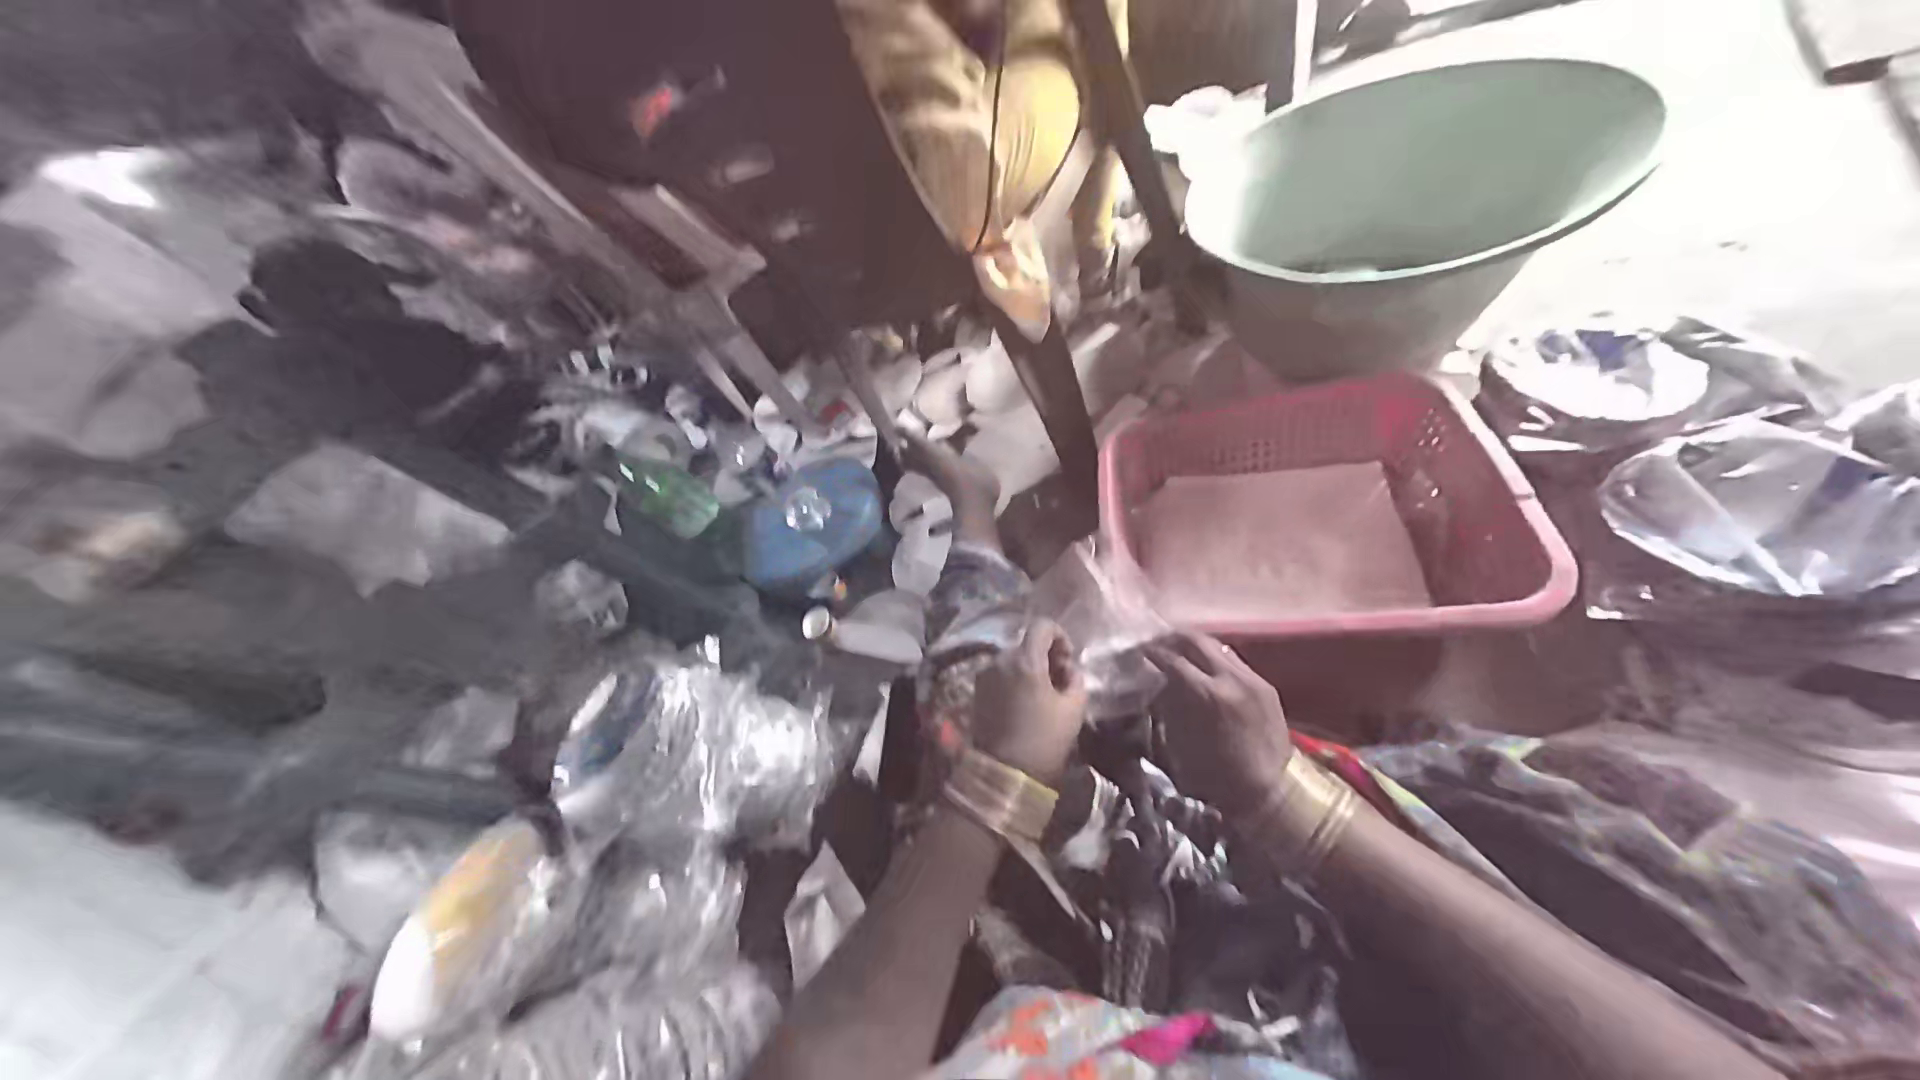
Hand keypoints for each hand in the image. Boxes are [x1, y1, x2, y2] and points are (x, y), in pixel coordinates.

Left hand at [969, 618, 1087, 785]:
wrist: (1004, 774)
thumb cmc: (1044, 741)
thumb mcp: (1074, 708)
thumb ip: (1076, 678)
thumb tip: (1068, 668)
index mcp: (1025, 660)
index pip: (1042, 625)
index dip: (1061, 636)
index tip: (1068, 660)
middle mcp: (1000, 659)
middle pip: (1027, 643)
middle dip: (1046, 655)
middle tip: (1060, 681)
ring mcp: (984, 673)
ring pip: (1013, 658)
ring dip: (1030, 667)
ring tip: (1043, 695)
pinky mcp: (976, 689)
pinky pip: (1000, 673)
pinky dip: (1015, 678)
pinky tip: (1024, 703)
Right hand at [1146, 632, 1292, 820]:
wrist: (1270, 792)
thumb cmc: (1216, 775)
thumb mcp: (1180, 740)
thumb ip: (1168, 705)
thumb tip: (1156, 682)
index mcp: (1208, 694)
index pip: (1172, 660)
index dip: (1151, 652)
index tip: (1137, 650)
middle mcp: (1231, 679)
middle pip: (1196, 641)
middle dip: (1172, 638)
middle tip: (1155, 641)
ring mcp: (1252, 679)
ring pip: (1217, 646)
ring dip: (1194, 645)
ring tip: (1177, 649)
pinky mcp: (1265, 685)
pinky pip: (1233, 661)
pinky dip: (1213, 659)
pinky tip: (1203, 666)